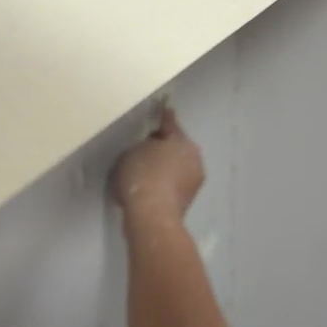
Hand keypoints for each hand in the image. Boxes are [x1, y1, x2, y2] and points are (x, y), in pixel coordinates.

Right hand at [112, 108, 203, 225]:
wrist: (152, 216)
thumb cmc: (142, 177)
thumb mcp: (132, 152)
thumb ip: (142, 145)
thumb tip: (150, 148)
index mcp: (182, 141)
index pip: (170, 124)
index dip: (162, 117)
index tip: (161, 110)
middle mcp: (194, 158)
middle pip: (176, 146)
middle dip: (163, 146)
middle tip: (144, 147)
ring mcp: (193, 181)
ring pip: (177, 166)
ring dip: (164, 167)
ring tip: (144, 171)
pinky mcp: (187, 201)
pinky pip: (173, 184)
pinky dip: (163, 183)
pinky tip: (149, 188)